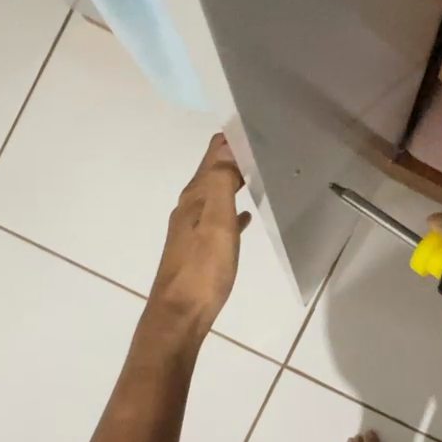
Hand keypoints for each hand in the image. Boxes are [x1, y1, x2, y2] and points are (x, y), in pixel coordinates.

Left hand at [147, 134, 248, 334]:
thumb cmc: (202, 270)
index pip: (211, 159)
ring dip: (232, 183)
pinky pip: (219, 222)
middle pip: (211, 175)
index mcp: (194, 199)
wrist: (180, 315)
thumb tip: (228, 149)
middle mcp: (189, 210)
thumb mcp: (215, 223)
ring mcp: (192, 232)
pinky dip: (232, 213)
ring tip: (256, 174)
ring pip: (215, 197)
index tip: (254, 126)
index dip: (229, 141)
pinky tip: (245, 218)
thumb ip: (221, 184)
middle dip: (232, 158)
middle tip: (261, 146)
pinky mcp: (199, 252)